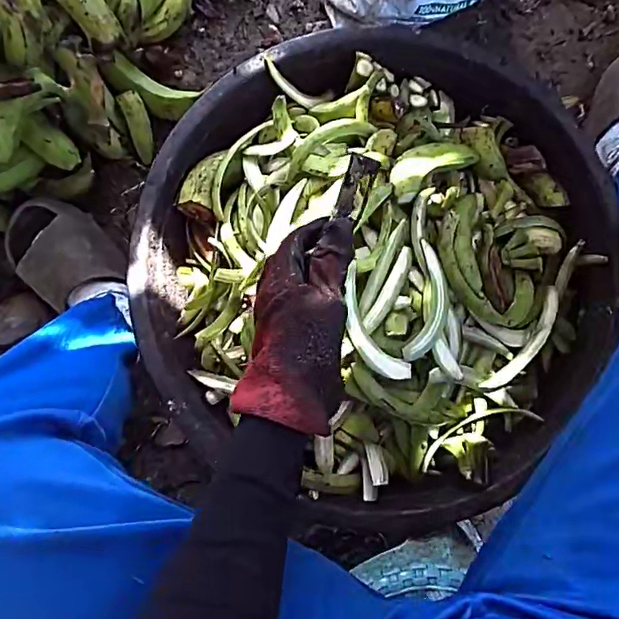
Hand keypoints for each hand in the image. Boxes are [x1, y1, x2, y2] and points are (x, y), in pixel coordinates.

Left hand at [229, 217, 352, 435]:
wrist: (292, 396)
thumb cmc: (307, 344)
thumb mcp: (327, 297)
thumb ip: (331, 262)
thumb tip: (339, 226)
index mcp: (277, 277)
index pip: (295, 238)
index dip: (317, 226)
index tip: (341, 221)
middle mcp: (271, 290)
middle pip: (294, 256)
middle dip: (319, 246)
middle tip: (347, 244)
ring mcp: (276, 310)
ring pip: (297, 277)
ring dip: (319, 267)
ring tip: (345, 267)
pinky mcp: (284, 327)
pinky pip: (300, 296)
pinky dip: (318, 288)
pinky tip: (335, 297)